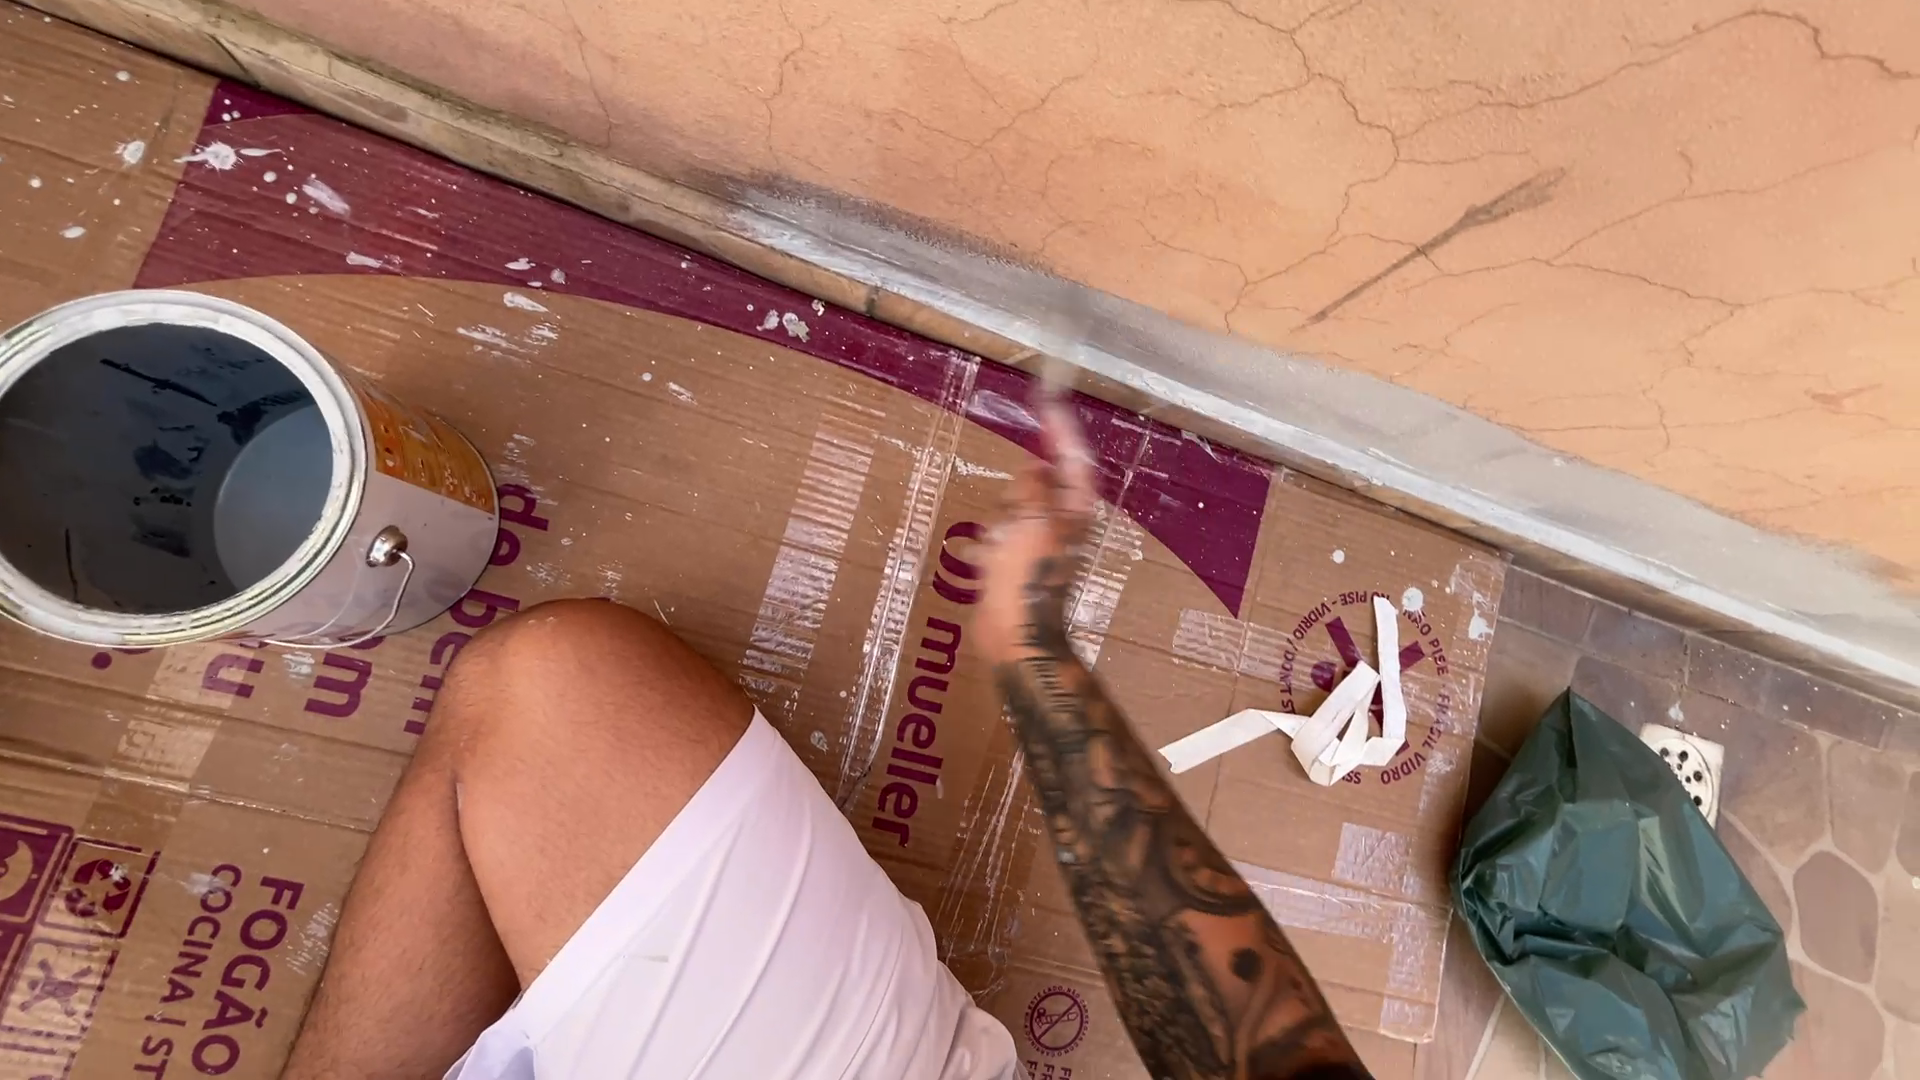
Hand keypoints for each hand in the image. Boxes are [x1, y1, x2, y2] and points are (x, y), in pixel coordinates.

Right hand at [973, 397, 1098, 664]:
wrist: (1014, 634)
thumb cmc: (1026, 577)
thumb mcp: (1031, 523)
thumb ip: (1034, 488)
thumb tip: (1035, 465)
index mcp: (1074, 512)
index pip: (1074, 460)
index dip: (1061, 430)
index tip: (1046, 401)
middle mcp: (1062, 525)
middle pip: (1044, 484)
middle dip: (1024, 485)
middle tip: (1013, 505)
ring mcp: (1040, 544)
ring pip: (1019, 508)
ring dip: (1004, 514)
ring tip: (997, 536)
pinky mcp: (1019, 561)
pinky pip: (1003, 534)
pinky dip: (992, 538)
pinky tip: (984, 555)